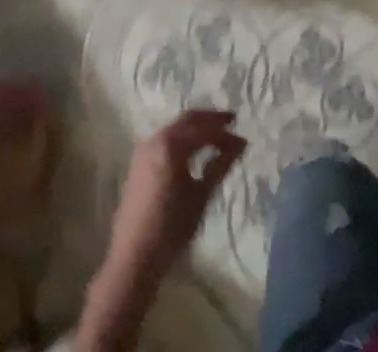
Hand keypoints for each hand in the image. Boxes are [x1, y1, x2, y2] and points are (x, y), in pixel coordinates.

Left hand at [105, 110, 247, 281]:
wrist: (134, 256)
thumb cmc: (172, 227)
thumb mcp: (201, 195)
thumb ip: (221, 165)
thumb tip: (239, 144)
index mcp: (170, 147)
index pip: (204, 130)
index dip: (225, 133)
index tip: (243, 142)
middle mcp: (154, 141)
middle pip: (187, 121)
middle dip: (210, 120)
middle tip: (231, 123)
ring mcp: (143, 152)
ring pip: (174, 129)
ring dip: (195, 129)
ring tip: (216, 137)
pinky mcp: (138, 164)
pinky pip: (164, 140)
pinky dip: (182, 139)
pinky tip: (193, 151)